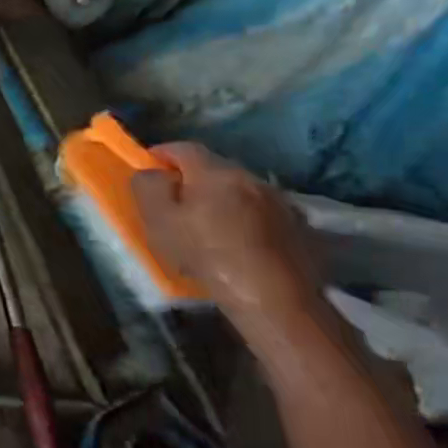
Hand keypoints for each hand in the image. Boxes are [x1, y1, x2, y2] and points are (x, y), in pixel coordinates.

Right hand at [129, 142, 321, 329]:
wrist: (275, 299)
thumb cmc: (206, 254)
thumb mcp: (159, 219)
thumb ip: (148, 186)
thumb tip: (152, 172)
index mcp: (216, 172)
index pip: (183, 147)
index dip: (161, 154)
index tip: (147, 168)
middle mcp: (252, 178)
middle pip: (214, 167)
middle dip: (192, 177)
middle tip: (174, 199)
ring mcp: (282, 203)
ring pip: (240, 189)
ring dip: (221, 198)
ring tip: (208, 222)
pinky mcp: (300, 227)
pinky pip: (262, 212)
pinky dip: (246, 217)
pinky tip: (239, 240)